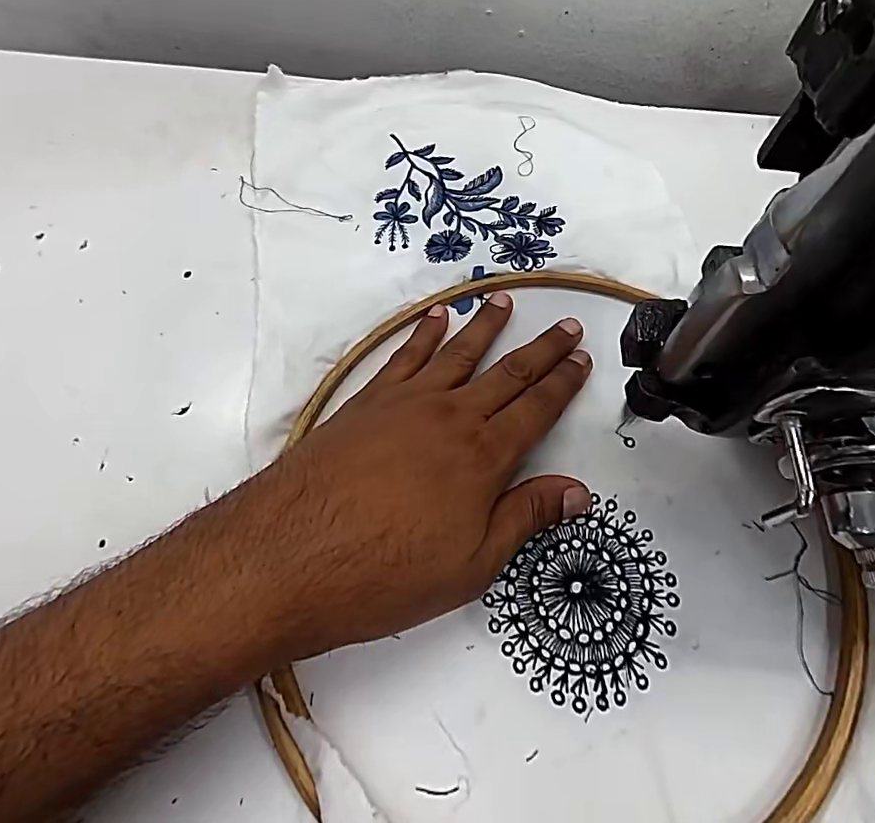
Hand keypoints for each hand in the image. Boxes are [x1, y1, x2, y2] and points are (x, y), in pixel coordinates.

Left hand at [207, 293, 592, 660]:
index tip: (580, 360)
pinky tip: (435, 318)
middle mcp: (450, 417)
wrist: (293, 553)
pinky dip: (423, 332)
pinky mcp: (369, 400)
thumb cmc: (385, 572)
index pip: (536, 409)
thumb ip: (525, 518)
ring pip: (458, 352)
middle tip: (565, 327)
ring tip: (504, 302)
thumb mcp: (471, 564)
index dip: (563, 383)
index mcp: (483, 457)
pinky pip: (405, 354)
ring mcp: (407, 402)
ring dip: (484, 325)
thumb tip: (576, 491)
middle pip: (508, 373)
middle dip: (542, 349)